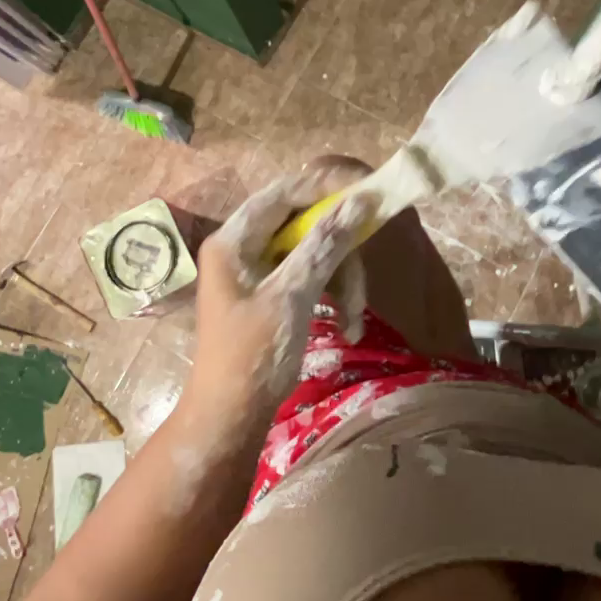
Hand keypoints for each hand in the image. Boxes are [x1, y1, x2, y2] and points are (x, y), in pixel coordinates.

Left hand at [189, 162, 376, 414]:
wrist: (231, 415)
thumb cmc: (253, 354)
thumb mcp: (292, 296)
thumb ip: (324, 245)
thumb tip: (359, 201)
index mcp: (235, 239)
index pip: (285, 191)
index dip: (327, 185)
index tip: (369, 189)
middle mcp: (245, 245)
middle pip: (305, 223)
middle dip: (340, 251)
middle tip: (366, 272)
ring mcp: (259, 269)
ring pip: (315, 251)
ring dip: (342, 282)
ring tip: (353, 320)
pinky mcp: (274, 291)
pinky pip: (312, 276)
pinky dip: (333, 296)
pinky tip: (348, 327)